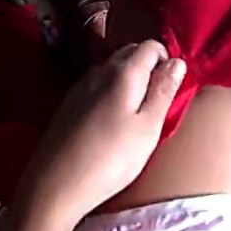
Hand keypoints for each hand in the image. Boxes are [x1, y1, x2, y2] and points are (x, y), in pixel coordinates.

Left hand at [15, 40, 185, 230]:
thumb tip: (177, 61)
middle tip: (157, 101)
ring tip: (135, 114)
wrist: (54, 185)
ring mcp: (80, 85)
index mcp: (124, 72)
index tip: (170, 87)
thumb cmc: (110, 159)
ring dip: (128, 79)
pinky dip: (110, 91)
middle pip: (130, 52)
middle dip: (148, 66)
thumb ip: (164, 91)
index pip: (150, 46)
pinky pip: (97, 84)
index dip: (166, 60)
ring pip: (112, 68)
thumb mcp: (148, 128)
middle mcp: (100, 70)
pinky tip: (110, 121)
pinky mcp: (68, 103)